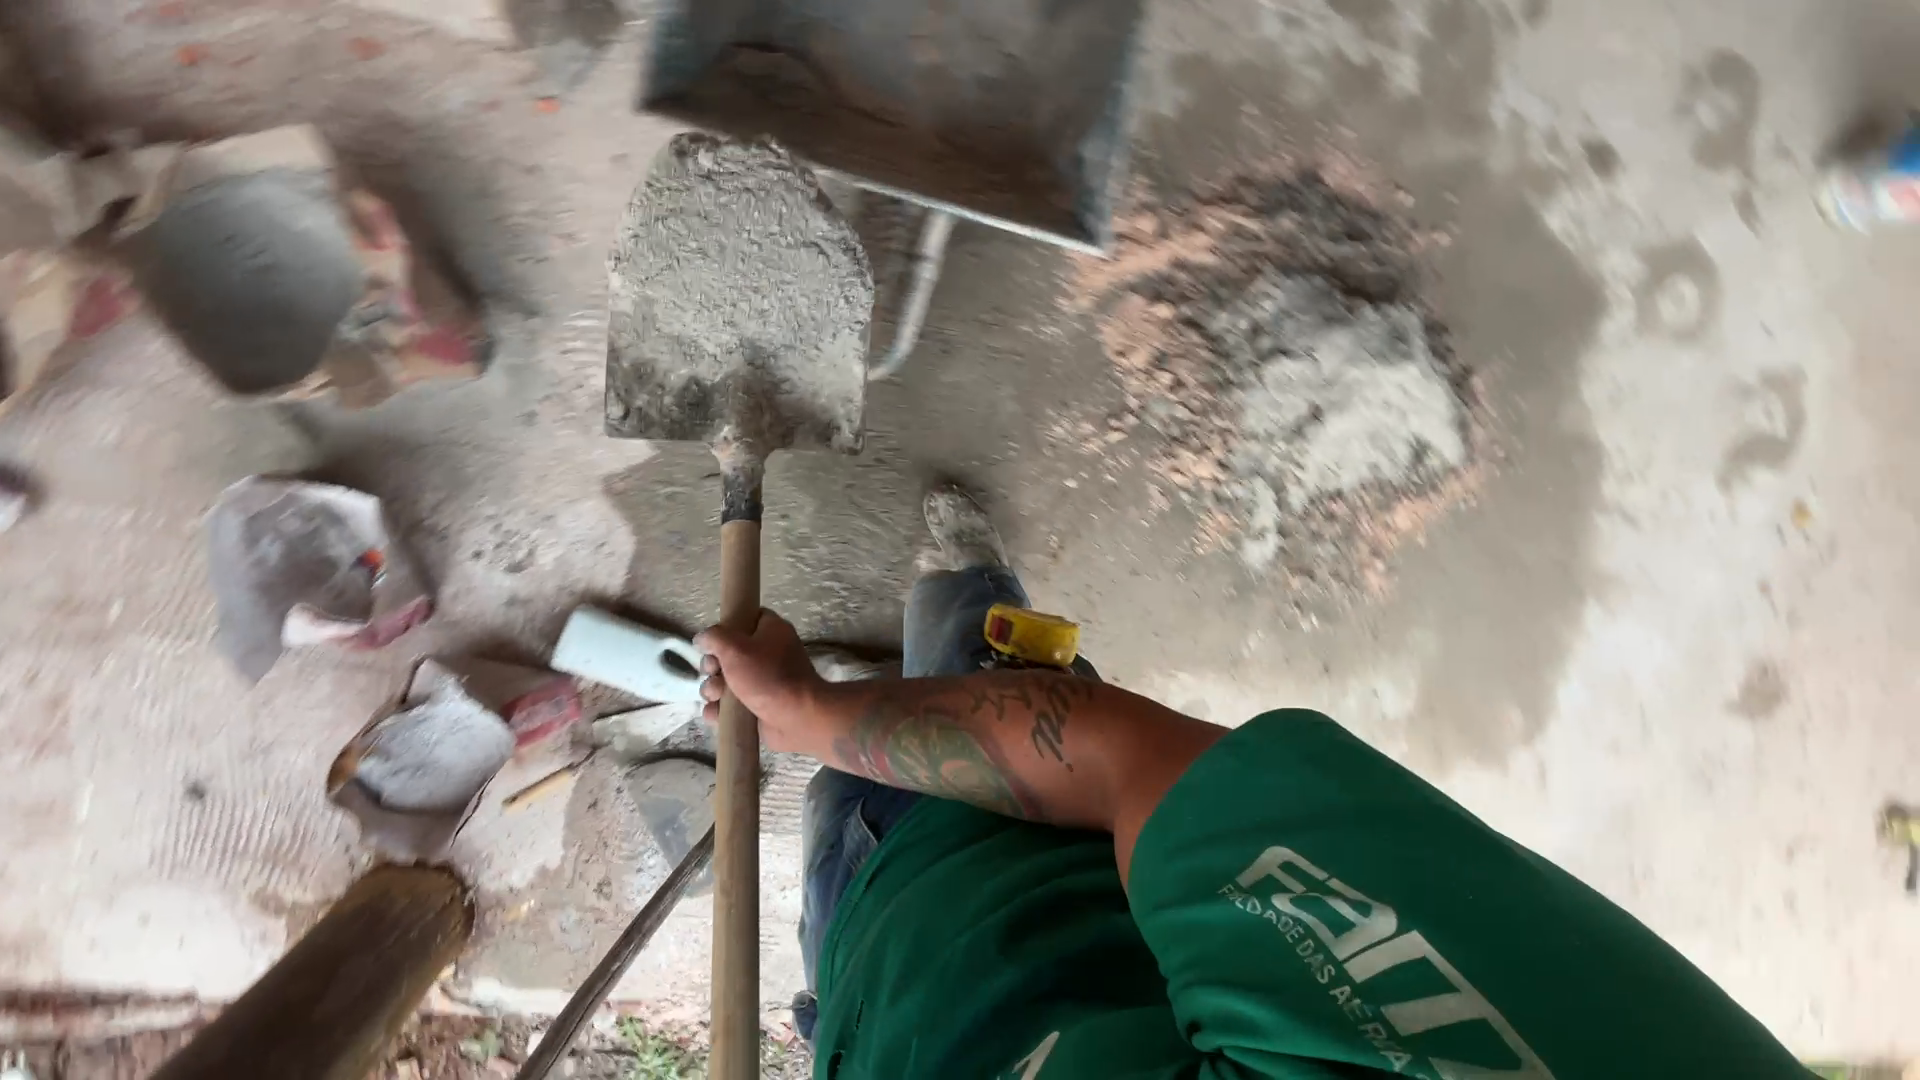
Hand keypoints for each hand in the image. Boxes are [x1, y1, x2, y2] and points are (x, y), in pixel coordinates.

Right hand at [695, 609, 828, 752]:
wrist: (795, 717)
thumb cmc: (767, 676)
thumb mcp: (736, 648)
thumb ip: (715, 637)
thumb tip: (702, 639)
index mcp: (771, 631)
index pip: (746, 619)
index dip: (727, 627)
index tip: (713, 640)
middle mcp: (768, 654)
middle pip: (729, 652)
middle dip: (713, 664)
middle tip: (714, 670)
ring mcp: (762, 682)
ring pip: (725, 680)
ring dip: (713, 688)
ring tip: (717, 695)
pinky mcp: (756, 706)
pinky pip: (729, 705)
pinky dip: (719, 709)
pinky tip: (715, 713)